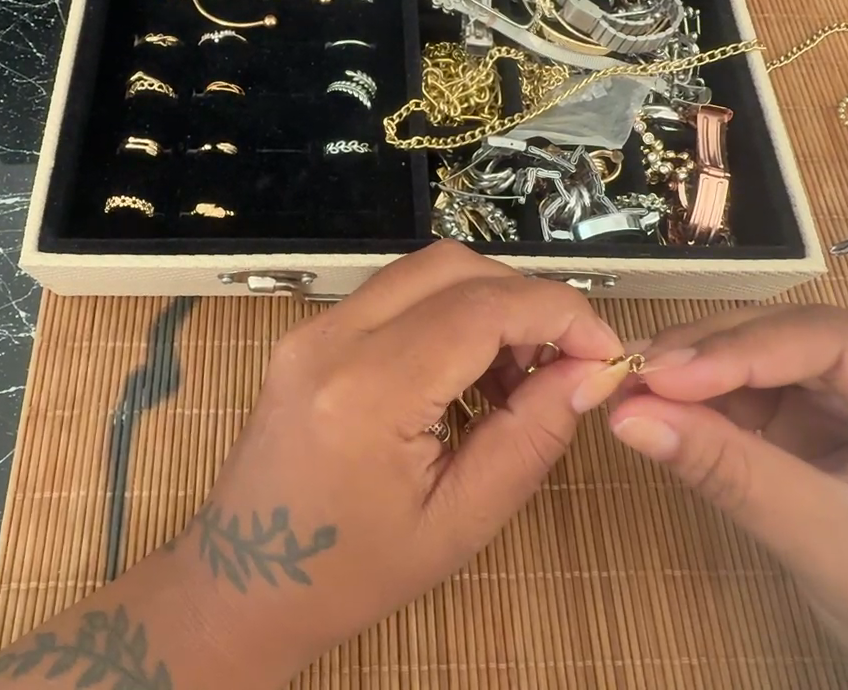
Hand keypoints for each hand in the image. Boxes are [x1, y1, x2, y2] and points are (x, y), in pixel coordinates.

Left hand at [176, 241, 623, 681]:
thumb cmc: (350, 571)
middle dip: (523, 298)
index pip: (481, 308)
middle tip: (561, 359)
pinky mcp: (307, 332)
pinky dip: (445, 311)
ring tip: (514, 372)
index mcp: (366, 391)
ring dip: (485, 301)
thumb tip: (588, 372)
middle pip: (450, 266)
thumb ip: (531, 435)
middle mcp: (330, 339)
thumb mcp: (459, 521)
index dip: (557, 312)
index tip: (602, 349)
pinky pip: (393, 293)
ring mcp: (311, 328)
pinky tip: (465, 369)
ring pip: (421, 270)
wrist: (244, 582)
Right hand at [581, 305, 847, 689]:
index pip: (834, 339)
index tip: (651, 373)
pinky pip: (778, 392)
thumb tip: (624, 415)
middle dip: (710, 357)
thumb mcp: (832, 546)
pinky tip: (673, 407)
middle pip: (801, 338)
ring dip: (705, 374)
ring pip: (779, 358)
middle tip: (628, 374)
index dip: (734, 351)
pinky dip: (721, 401)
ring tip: (637, 389)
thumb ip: (729, 470)